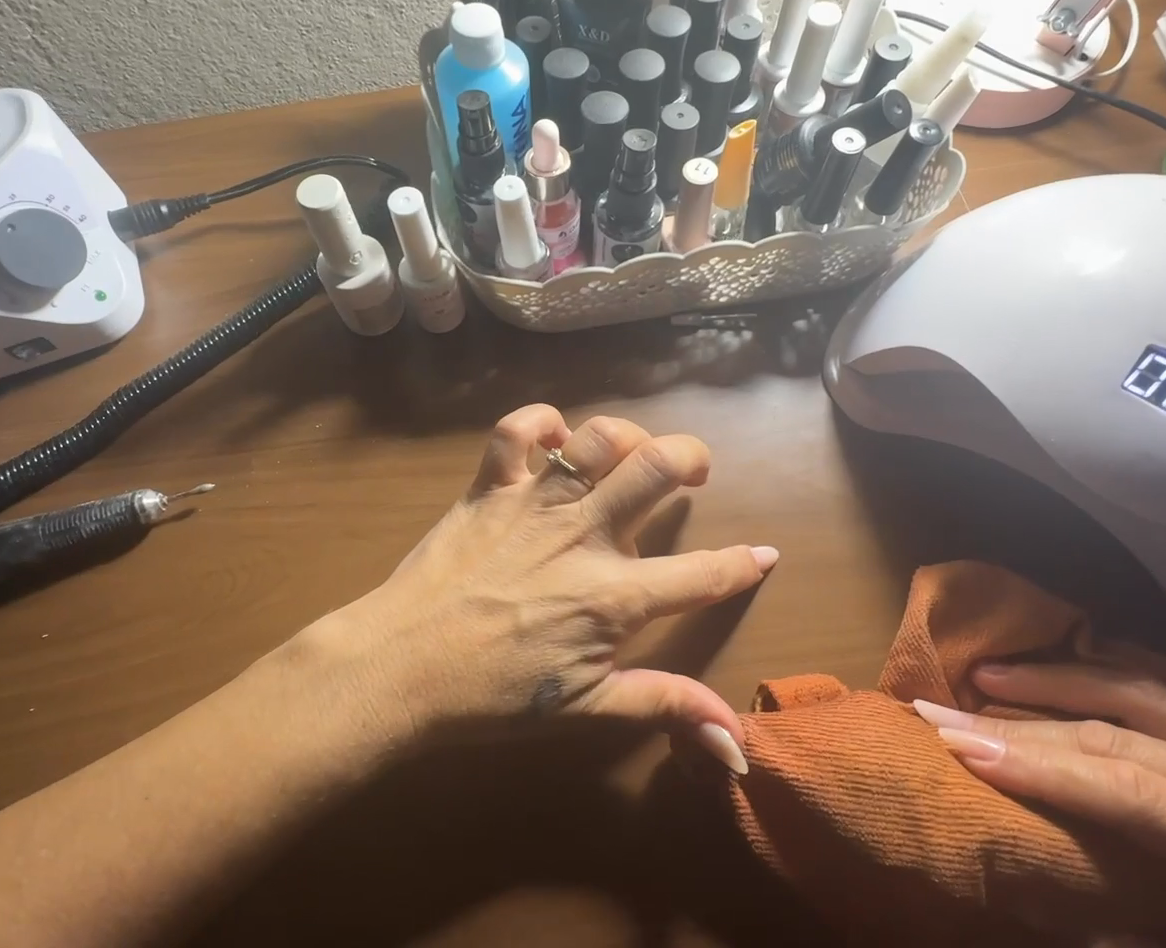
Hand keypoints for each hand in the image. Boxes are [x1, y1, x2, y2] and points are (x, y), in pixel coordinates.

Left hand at [313, 405, 776, 773]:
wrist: (400, 667)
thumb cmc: (493, 695)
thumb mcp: (586, 708)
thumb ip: (663, 706)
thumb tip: (737, 745)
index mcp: (613, 597)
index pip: (700, 573)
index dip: (743, 563)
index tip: (765, 552)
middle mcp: (583, 535)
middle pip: (657, 467)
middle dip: (693, 458)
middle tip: (694, 475)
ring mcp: (535, 503)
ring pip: (598, 437)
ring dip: (630, 434)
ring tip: (634, 452)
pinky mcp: (490, 486)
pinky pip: (516, 428)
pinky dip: (542, 420)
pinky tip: (555, 436)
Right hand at [913, 664, 1165, 947]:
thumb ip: (1111, 920)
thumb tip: (1012, 863)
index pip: (1134, 793)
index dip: (1041, 765)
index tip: (958, 746)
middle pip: (1121, 736)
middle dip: (1019, 722)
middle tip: (937, 713)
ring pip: (1143, 692)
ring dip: (1053, 679)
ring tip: (984, 673)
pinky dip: (1108, 666)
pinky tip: (1064, 657)